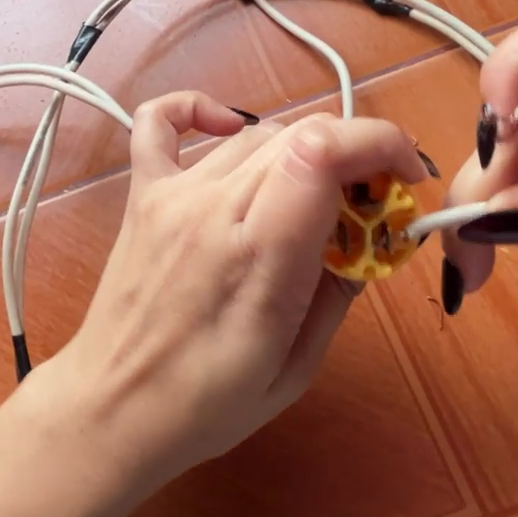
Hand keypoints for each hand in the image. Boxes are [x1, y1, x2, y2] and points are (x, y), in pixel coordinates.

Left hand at [36, 91, 423, 488]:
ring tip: (315, 194)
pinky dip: (197, 108)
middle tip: (372, 200)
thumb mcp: (297, 367)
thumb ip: (338, 291)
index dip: (379, 144)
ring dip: (302, 149)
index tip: (405, 176)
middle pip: (299, 134)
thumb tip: (373, 235)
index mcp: (259, 256)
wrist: (112, 408)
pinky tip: (227, 125)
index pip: (322, 152)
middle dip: (355, 152)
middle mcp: (213, 208)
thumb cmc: (207, 404)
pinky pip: (158, 121)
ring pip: (254, 133)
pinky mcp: (142, 192)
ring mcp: (172, 194)